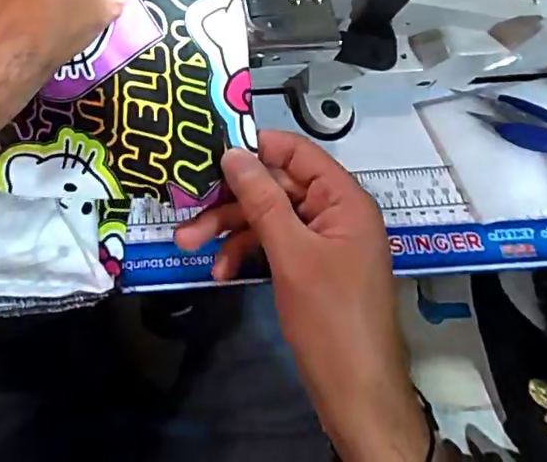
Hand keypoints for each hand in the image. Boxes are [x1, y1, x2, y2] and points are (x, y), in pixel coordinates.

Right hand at [175, 131, 427, 460]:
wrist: (358, 400)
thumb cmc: (331, 319)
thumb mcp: (291, 254)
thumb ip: (261, 199)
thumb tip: (233, 153)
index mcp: (343, 199)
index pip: (297, 152)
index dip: (256, 147)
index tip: (213, 150)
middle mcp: (334, 212)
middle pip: (276, 186)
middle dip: (231, 200)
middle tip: (189, 208)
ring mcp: (321, 240)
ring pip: (268, 216)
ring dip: (230, 229)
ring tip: (189, 244)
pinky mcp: (310, 266)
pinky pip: (273, 243)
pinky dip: (245, 253)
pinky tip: (221, 271)